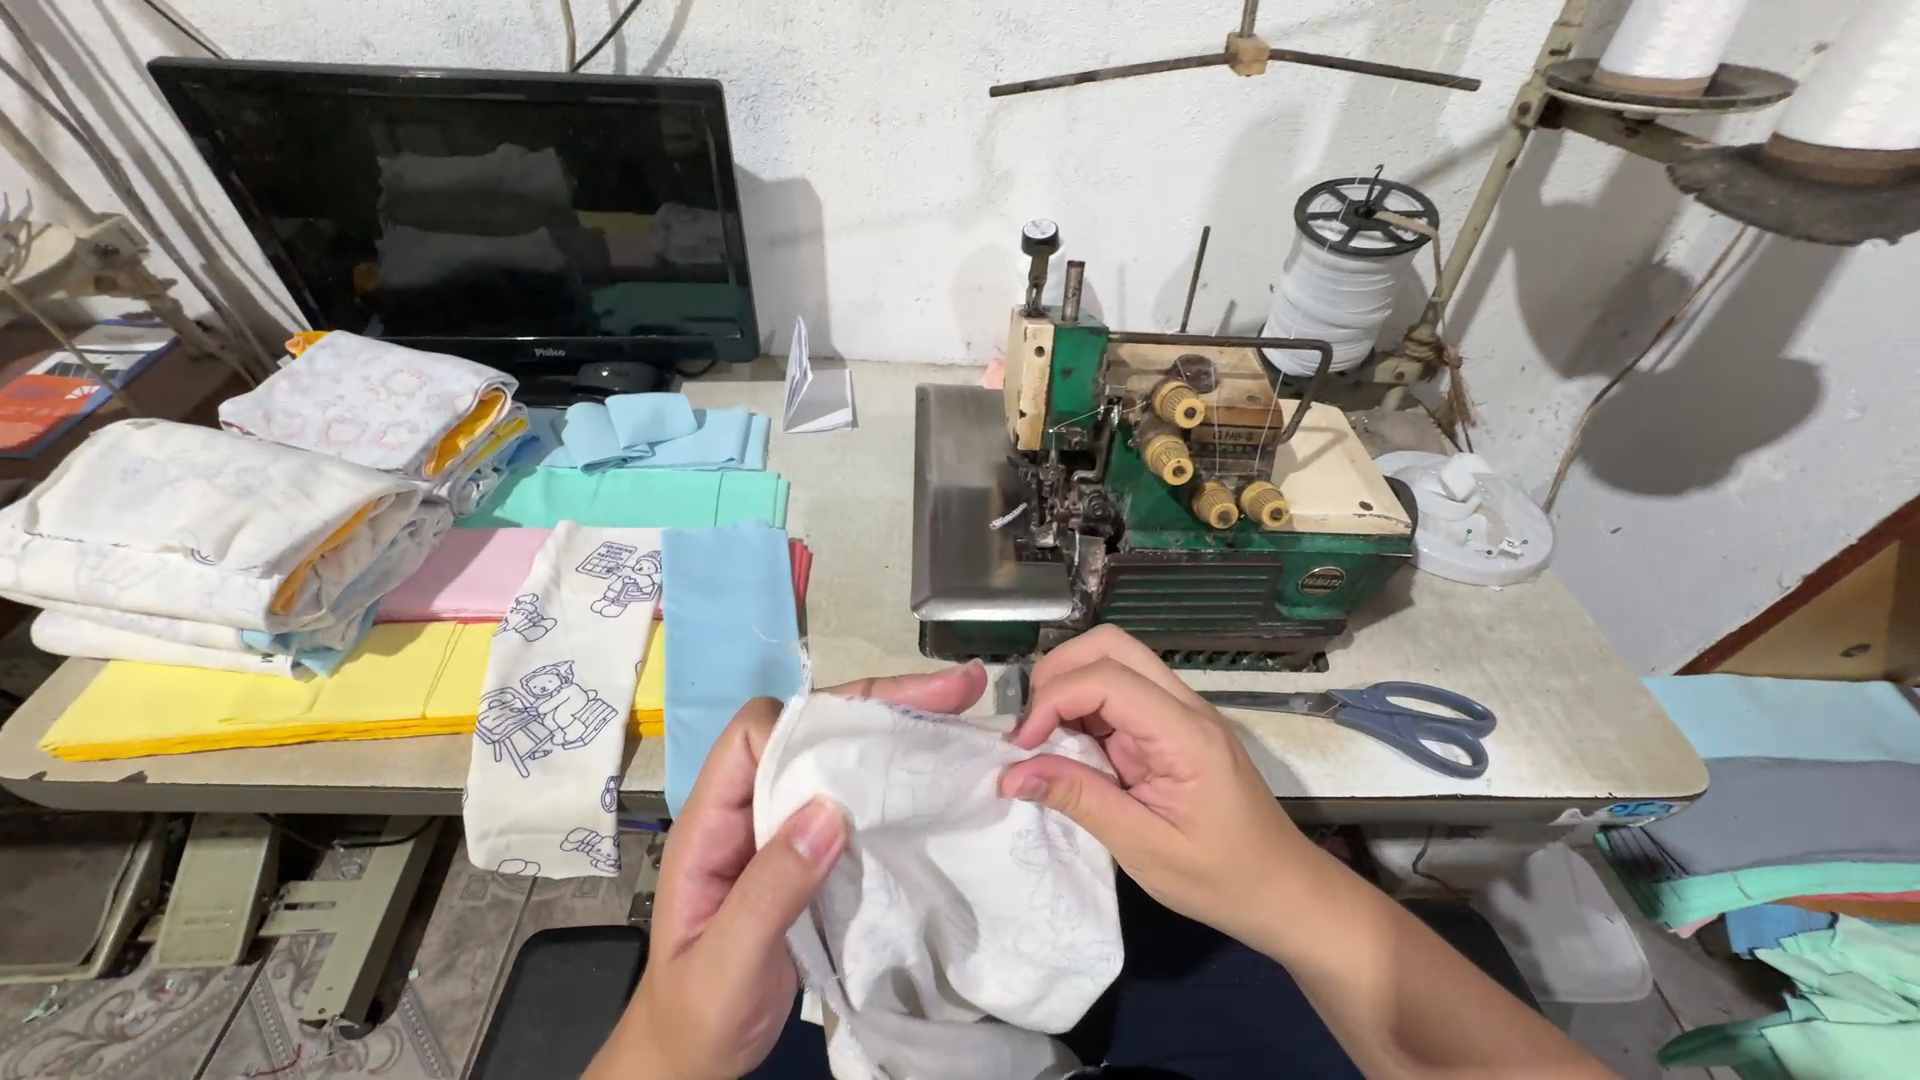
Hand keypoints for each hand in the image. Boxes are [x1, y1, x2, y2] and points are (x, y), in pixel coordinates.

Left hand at [593, 661, 988, 1079]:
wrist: (696, 1057)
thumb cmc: (698, 1013)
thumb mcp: (727, 964)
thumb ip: (768, 892)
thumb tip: (829, 810)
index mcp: (713, 820)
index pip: (755, 735)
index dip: (808, 723)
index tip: (874, 734)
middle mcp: (751, 808)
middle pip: (809, 732)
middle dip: (880, 706)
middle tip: (958, 692)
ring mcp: (784, 827)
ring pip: (837, 760)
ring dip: (898, 735)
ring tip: (964, 721)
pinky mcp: (814, 852)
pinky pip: (854, 800)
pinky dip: (896, 783)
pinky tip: (939, 780)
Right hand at [998, 626, 1315, 941]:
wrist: (1282, 891)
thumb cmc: (1221, 879)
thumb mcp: (1144, 849)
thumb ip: (1079, 800)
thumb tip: (1011, 775)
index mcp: (1186, 734)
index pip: (1108, 677)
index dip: (1053, 699)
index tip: (1022, 745)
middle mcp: (1185, 706)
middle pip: (1111, 646)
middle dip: (1058, 673)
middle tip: (1031, 729)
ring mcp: (1180, 711)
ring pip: (1114, 660)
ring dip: (1069, 687)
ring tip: (1043, 739)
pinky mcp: (1170, 724)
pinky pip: (1119, 693)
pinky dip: (1083, 708)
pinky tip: (1069, 748)